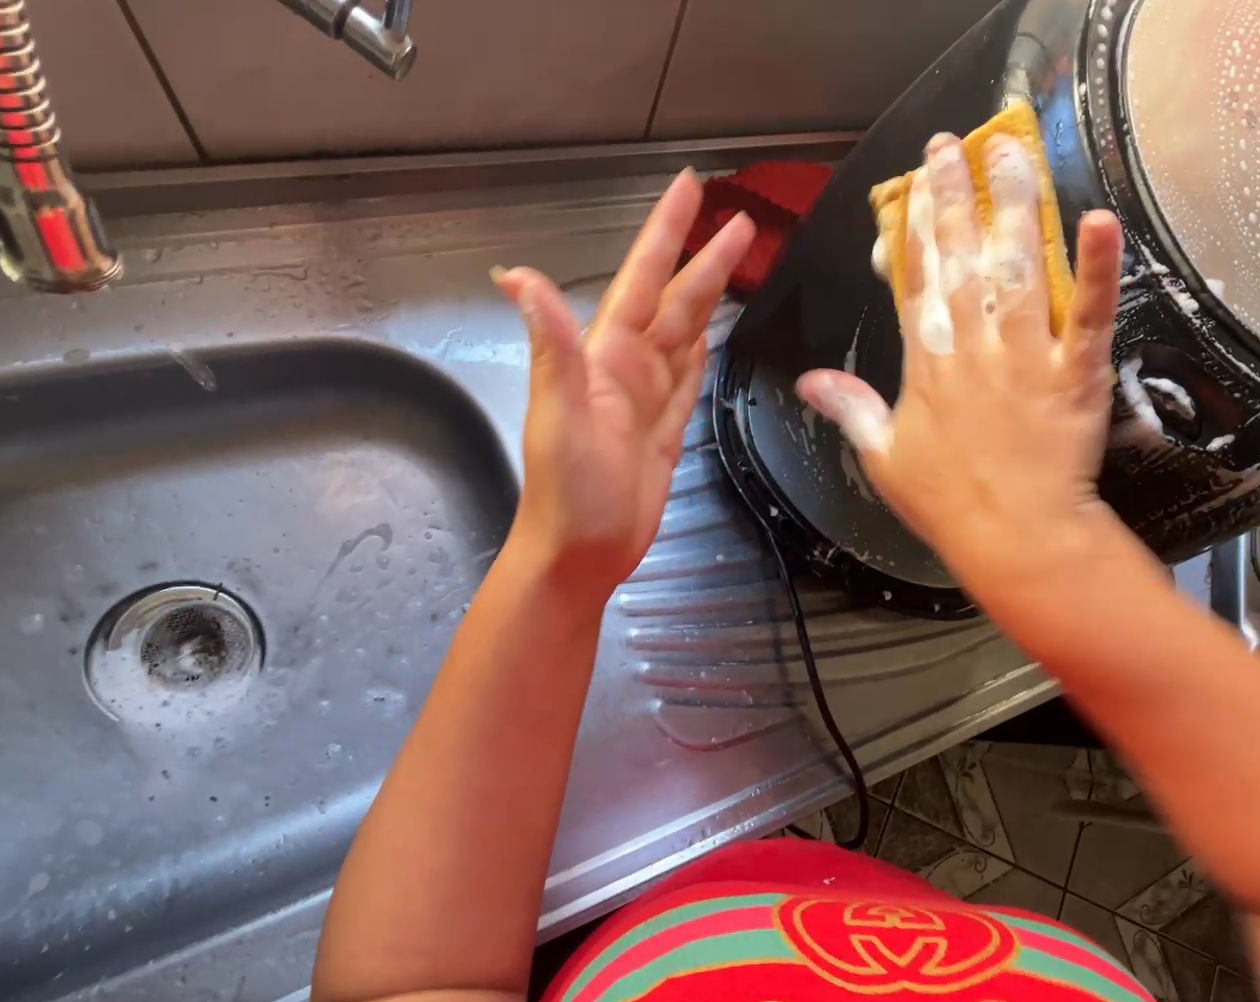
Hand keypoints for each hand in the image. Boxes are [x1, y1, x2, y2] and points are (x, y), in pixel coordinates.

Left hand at [492, 169, 754, 600]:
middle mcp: (629, 371)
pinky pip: (689, 383)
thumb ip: (552, 345)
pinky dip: (701, 357)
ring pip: (686, 337)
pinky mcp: (665, 433)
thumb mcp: (561, 415)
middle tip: (742, 224)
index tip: (691, 190)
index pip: (643, 281)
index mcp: (607, 357)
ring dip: (707, 301)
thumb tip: (517, 274)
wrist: (581, 552)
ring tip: (733, 268)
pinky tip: (708, 340)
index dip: (666, 234)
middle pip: (676, 303)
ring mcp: (648, 402)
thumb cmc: (570, 493)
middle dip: (706, 260)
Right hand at [796, 132, 1134, 588]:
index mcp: (926, 368)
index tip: (911, 187)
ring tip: (1010, 154)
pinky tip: (1100, 220)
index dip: (913, 232)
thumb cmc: (947, 503)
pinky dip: (1096, 268)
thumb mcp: (882, 457)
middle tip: (951, 147)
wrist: (1015, 538)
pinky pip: (1086, 315)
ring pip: (1015, 272)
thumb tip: (808, 379)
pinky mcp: (1074, 374)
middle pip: (960, 263)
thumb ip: (850, 408)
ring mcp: (1024, 359)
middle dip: (953, 200)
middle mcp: (971, 351)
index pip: (915, 285)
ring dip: (1012, 209)